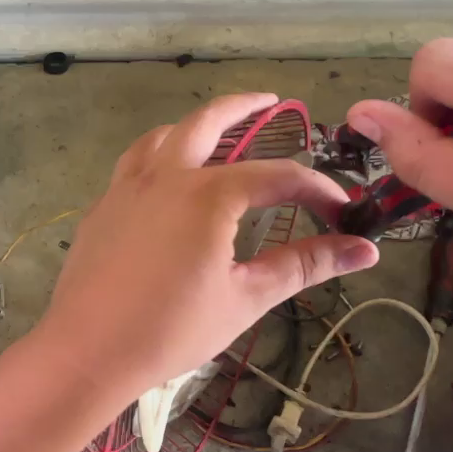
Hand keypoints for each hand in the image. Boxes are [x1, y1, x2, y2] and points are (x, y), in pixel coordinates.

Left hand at [37, 93, 378, 403]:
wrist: (87, 350)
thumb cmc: (171, 328)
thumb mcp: (245, 297)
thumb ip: (303, 265)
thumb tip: (365, 250)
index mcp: (207, 194)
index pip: (276, 176)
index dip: (315, 189)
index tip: (341, 211)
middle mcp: (163, 176)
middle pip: (205, 122)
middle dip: (241, 107)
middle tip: (269, 101)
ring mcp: (124, 189)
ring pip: (160, 137)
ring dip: (191, 127)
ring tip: (214, 133)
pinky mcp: (101, 209)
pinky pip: (132, 165)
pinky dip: (157, 156)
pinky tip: (165, 181)